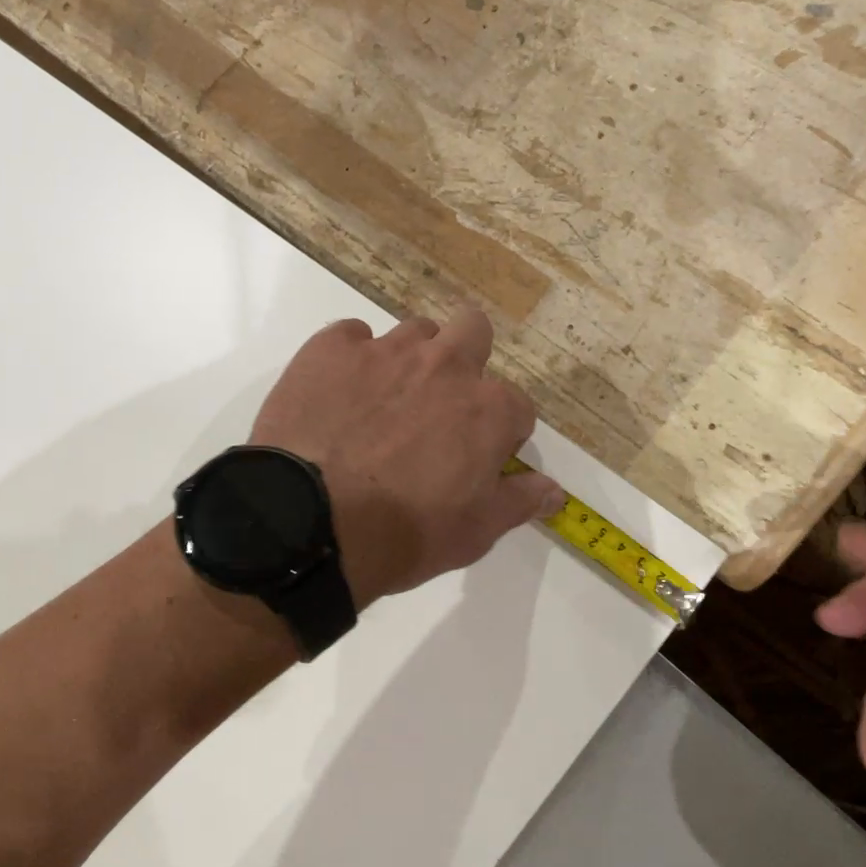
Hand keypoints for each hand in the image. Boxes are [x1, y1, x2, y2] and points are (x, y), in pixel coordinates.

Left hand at [249, 307, 564, 604]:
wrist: (311, 524)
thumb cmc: (403, 535)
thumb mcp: (474, 532)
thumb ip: (518, 500)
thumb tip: (553, 490)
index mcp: (487, 408)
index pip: (515, 407)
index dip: (499, 432)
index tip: (476, 456)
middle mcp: (444, 365)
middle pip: (472, 330)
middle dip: (465, 357)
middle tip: (437, 402)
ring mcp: (385, 350)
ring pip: (413, 332)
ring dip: (408, 359)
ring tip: (380, 402)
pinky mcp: (331, 348)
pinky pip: (349, 337)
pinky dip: (349, 360)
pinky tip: (334, 395)